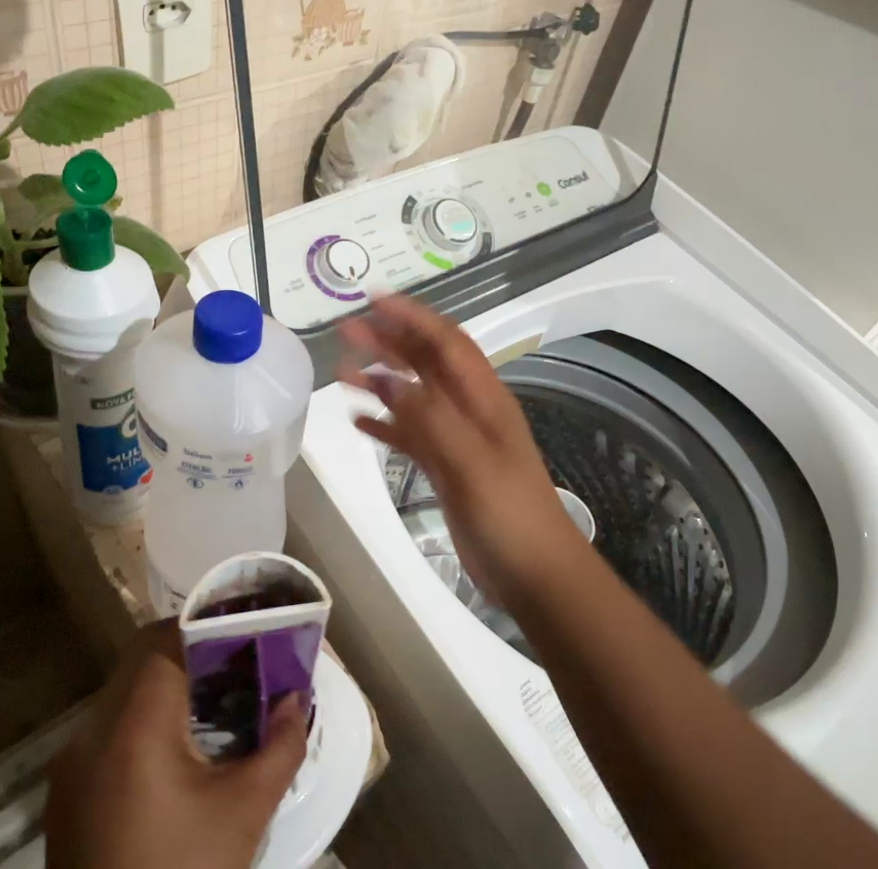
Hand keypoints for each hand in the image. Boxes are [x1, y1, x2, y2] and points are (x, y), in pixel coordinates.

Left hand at [45, 621, 308, 868]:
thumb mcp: (245, 811)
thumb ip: (280, 745)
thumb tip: (296, 700)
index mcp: (132, 727)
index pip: (163, 641)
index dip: (207, 626)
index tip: (246, 629)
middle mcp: (90, 733)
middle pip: (139, 662)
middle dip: (192, 653)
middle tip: (239, 662)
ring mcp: (70, 764)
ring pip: (121, 695)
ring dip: (167, 687)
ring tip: (217, 704)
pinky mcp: (66, 793)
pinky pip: (107, 732)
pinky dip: (144, 722)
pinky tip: (180, 752)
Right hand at [337, 295, 584, 604]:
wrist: (535, 575)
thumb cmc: (510, 515)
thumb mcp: (472, 462)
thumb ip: (430, 418)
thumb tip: (387, 377)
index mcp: (484, 399)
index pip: (446, 343)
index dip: (412, 318)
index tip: (373, 301)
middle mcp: (470, 411)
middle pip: (427, 364)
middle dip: (389, 342)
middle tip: (346, 330)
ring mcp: (458, 441)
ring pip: (414, 398)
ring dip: (382, 380)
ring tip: (341, 370)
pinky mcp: (447, 470)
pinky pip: (411, 436)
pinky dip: (386, 424)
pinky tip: (358, 421)